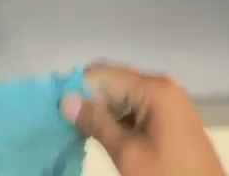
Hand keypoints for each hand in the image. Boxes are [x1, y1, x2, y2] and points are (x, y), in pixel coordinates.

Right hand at [61, 65, 225, 175]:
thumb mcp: (128, 154)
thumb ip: (96, 123)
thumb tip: (65, 99)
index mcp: (154, 88)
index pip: (104, 74)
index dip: (78, 88)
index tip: (57, 108)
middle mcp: (162, 86)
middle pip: (114, 82)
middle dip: (90, 100)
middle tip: (68, 123)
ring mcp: (169, 102)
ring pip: (123, 97)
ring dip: (103, 112)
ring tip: (82, 132)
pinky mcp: (171, 119)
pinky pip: (136, 109)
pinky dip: (119, 120)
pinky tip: (105, 136)